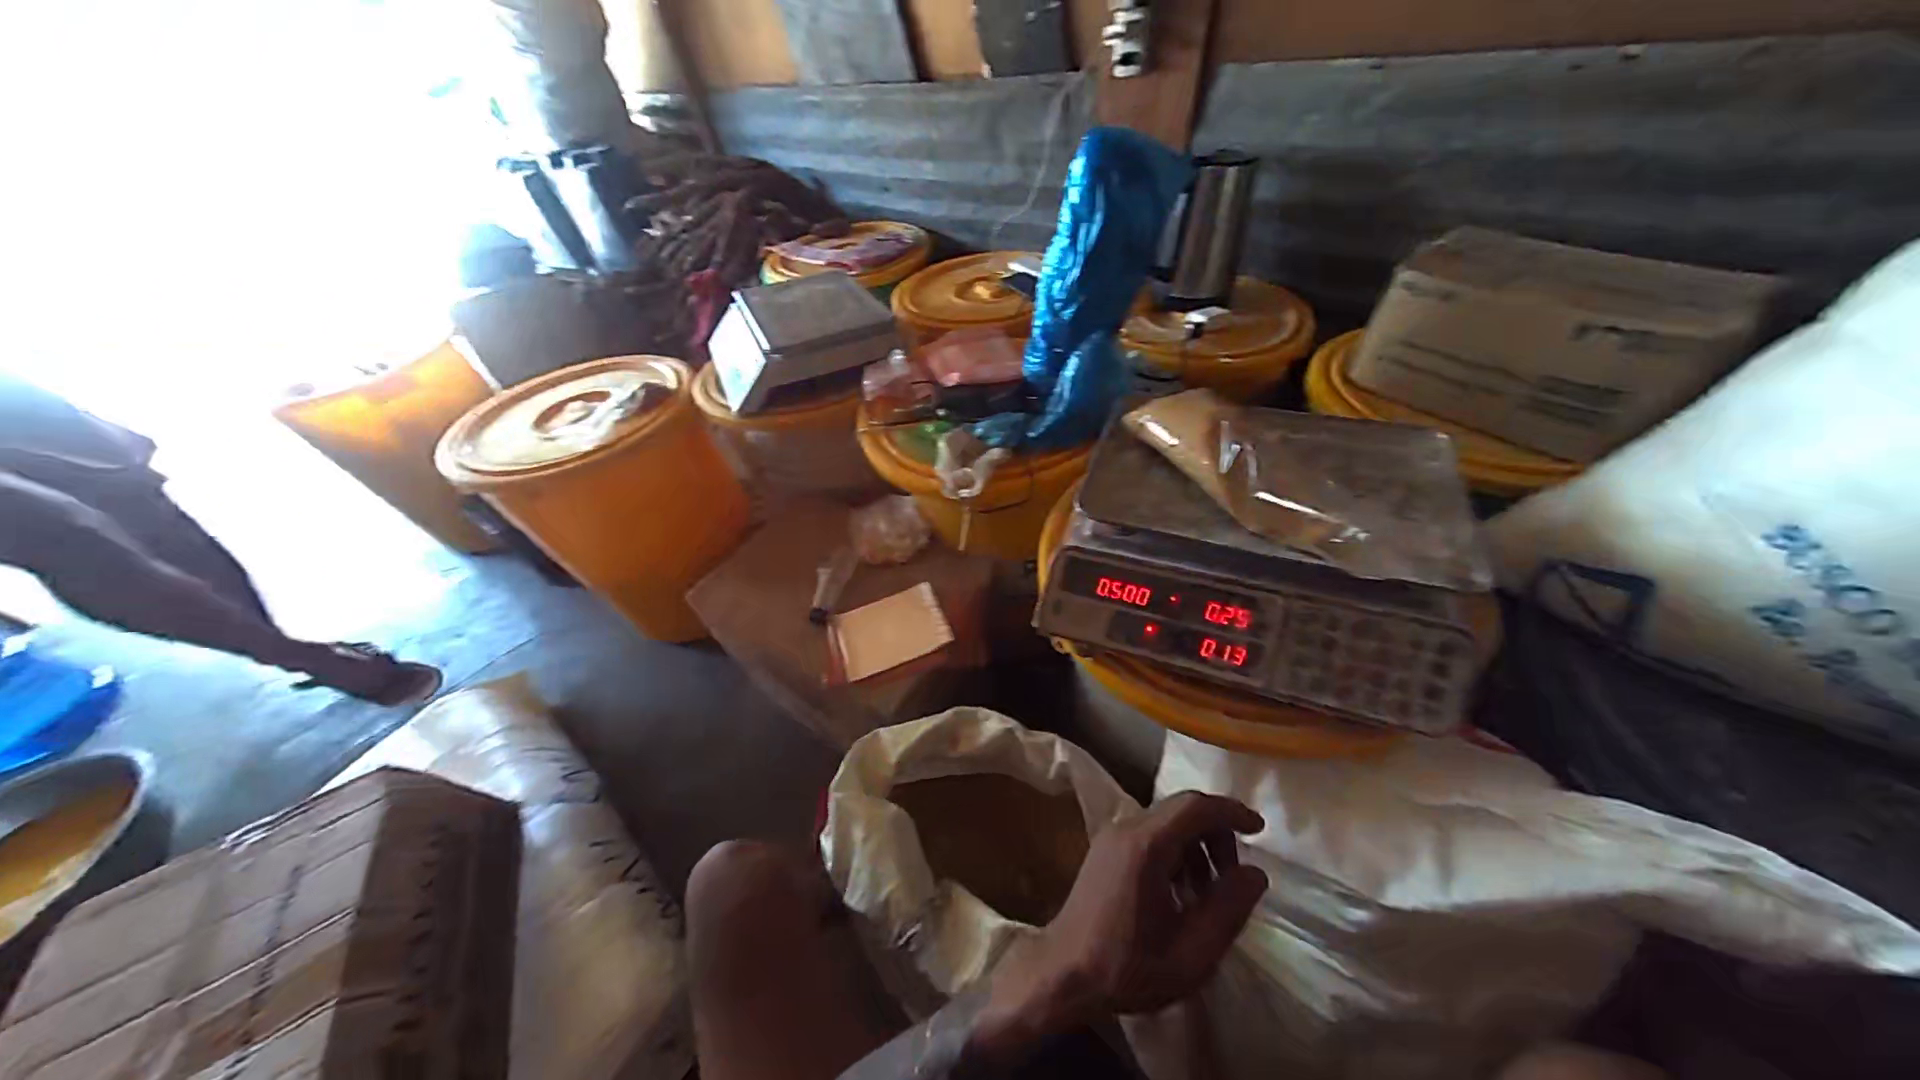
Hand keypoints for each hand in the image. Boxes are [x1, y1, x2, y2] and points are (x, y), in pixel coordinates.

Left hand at [972, 792, 1267, 1057]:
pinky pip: (1148, 835)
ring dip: (1195, 846)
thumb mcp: (1192, 952)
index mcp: (1145, 845)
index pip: (1195, 806)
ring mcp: (1111, 837)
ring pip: (1165, 822)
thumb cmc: (1128, 966)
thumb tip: (1255, 872)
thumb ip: (1229, 908)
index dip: (1231, 811)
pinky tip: (1180, 894)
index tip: (1259, 829)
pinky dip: (1174, 852)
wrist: (1063, 973)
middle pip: (1181, 810)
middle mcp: (1125, 828)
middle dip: (1216, 835)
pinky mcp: (1104, 850)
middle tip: (1232, 879)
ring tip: (1207, 895)